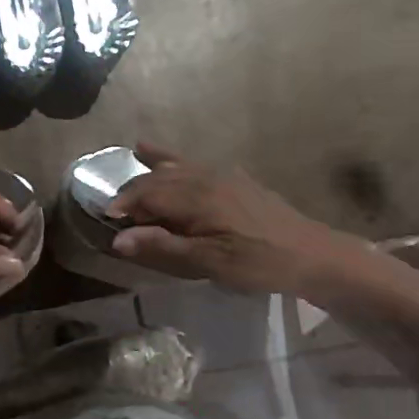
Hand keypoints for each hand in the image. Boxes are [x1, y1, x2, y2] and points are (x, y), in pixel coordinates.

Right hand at [107, 143, 355, 294]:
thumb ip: (163, 246)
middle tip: (118, 210)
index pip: (147, 193)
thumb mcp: (209, 262)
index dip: (123, 204)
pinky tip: (163, 155)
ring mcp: (222, 175)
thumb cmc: (258, 263)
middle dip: (133, 190)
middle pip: (158, 177)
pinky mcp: (235, 179)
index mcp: (197, 198)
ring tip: (132, 163)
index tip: (105, 218)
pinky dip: (172, 158)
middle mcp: (206, 178)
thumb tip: (118, 239)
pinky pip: (194, 163)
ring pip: (176, 166)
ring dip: (151, 169)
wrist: (313, 254)